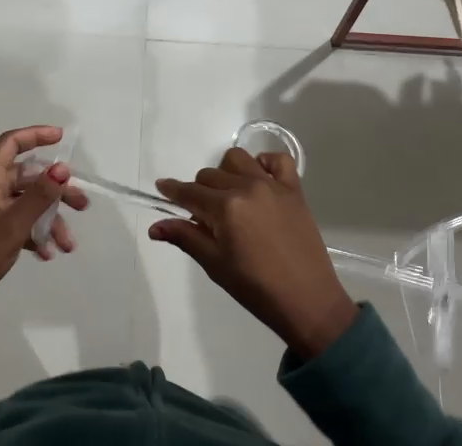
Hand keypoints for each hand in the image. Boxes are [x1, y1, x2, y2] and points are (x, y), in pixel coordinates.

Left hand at [0, 126, 90, 318]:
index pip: (11, 143)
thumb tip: (63, 167)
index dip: (37, 135)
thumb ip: (39, 196)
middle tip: (82, 206)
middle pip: (26, 178)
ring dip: (48, 220)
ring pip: (24, 204)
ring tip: (68, 246)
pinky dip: (32, 234)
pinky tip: (46, 254)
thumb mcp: (11, 226)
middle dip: (56, 191)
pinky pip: (15, 223)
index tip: (63, 139)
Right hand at [151, 148, 358, 359]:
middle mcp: (247, 188)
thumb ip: (185, 238)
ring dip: (227, 172)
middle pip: (210, 175)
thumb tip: (154, 226)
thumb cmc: (256, 289)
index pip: (189, 192)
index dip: (172, 191)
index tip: (162, 188)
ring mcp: (273, 185)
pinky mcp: (294, 190)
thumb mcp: (215, 265)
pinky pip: (278, 160)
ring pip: (238, 159)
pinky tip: (259, 180)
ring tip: (230, 197)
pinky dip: (264, 163)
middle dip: (200, 191)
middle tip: (205, 218)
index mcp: (225, 208)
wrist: (307, 301)